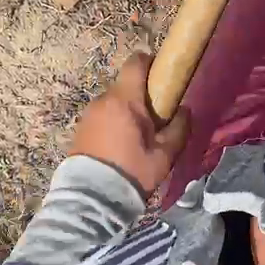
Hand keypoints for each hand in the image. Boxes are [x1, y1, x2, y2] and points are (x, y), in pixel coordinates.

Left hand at [68, 53, 191, 194]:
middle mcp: (103, 99)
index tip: (162, 79)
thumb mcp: (164, 156)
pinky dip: (110, 124)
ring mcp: (88, 114)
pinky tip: (116, 147)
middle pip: (125, 84)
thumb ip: (179, 128)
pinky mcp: (78, 130)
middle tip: (152, 119)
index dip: (150, 63)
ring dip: (124, 111)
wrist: (90, 203)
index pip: (137, 61)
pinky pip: (100, 117)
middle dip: (140, 96)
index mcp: (125, 98)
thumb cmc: (131, 173)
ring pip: (112, 102)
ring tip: (133, 138)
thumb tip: (185, 110)